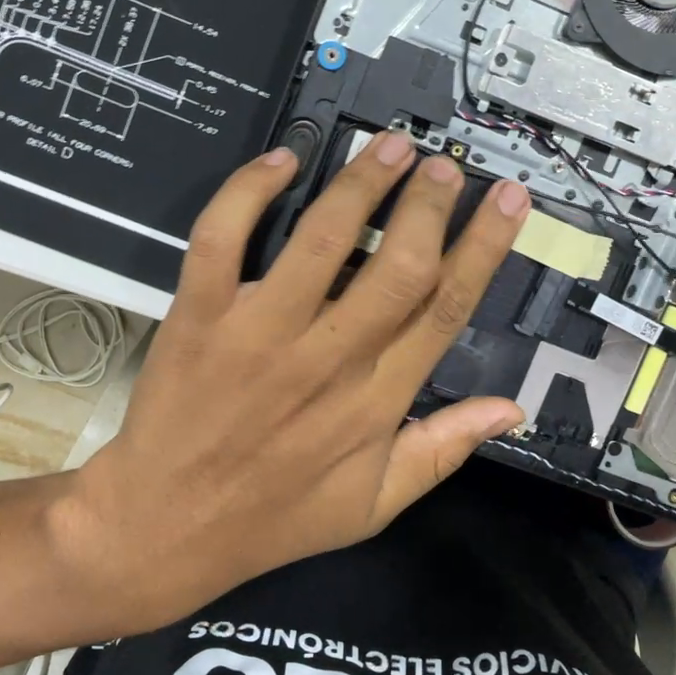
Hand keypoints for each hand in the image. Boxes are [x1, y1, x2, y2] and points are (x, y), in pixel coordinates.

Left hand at [62, 132, 533, 631]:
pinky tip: (281, 161)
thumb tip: (512, 408)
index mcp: (376, 402)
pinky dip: (247, 193)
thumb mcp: (372, 506)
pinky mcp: (199, 317)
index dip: (482, 248)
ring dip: (360, 186)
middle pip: (395, 267)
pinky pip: (221, 240)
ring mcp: (258, 334)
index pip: (445, 309)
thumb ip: (443, 452)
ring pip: (320, 242)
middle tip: (443, 165)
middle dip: (427, 206)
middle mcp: (326, 360)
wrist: (163, 528)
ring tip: (388, 145)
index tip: (508, 200)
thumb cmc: (274, 518)